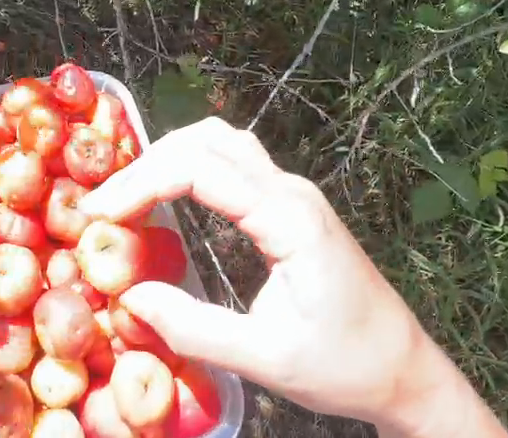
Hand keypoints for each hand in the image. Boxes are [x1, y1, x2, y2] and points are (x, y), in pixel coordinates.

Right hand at [80, 117, 507, 437]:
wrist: (408, 370)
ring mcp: (292, 190)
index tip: (99, 212)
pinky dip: (189, 161)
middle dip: (146, 165)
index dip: (142, 183)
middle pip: (205, 141)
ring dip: (167, 154)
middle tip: (103, 203)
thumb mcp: (268, 361)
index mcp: (289, 218)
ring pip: (219, 139)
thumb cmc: (345, 367)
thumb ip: (197, 330)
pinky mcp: (288, 201)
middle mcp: (290, 189)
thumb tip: (128, 298)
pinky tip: (168, 187)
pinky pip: (231, 158)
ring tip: (128, 191)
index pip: (200, 170)